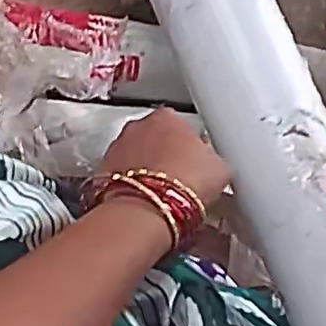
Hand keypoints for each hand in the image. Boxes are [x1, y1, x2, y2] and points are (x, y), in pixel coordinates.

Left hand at [97, 108, 229, 208]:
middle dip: (168, 156)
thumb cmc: (185, 183)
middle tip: (184, 180)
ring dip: (149, 171)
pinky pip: (124, 176)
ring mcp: (118, 147)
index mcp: (168, 117)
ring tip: (166, 194)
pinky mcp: (104, 172)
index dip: (194, 148)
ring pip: (138, 157)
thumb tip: (218, 166)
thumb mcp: (221, 168)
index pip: (184, 126)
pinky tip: (149, 202)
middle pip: (157, 139)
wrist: (150, 209)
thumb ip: (217, 160)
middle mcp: (138, 126)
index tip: (199, 164)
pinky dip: (134, 186)